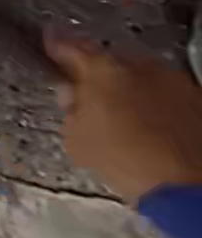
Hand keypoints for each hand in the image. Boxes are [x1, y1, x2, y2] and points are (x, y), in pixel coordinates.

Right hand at [48, 32, 201, 202]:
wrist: (189, 193)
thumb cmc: (128, 160)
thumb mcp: (73, 130)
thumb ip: (69, 102)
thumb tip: (74, 96)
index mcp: (100, 66)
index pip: (65, 45)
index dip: (53, 48)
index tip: (49, 50)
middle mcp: (142, 69)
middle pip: (109, 60)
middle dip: (97, 72)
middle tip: (86, 90)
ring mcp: (180, 90)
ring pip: (144, 78)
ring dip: (130, 88)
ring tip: (121, 111)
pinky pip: (170, 98)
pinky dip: (157, 105)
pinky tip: (150, 124)